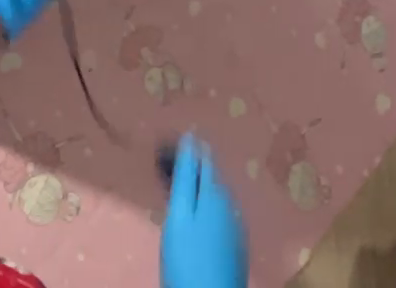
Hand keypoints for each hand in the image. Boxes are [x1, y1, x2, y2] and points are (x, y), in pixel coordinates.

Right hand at [163, 134, 247, 287]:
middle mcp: (231, 202)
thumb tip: (190, 138)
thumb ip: (184, 177)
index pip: (203, 155)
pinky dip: (201, 199)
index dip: (183, 144)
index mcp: (216, 192)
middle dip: (187, 162)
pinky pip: (217, 208)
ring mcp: (236, 223)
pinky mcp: (235, 241)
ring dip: (193, 181)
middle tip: (160, 161)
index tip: (161, 142)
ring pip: (213, 190)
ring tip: (170, 182)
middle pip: (209, 172)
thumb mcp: (179, 215)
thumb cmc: (186, 258)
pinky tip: (189, 208)